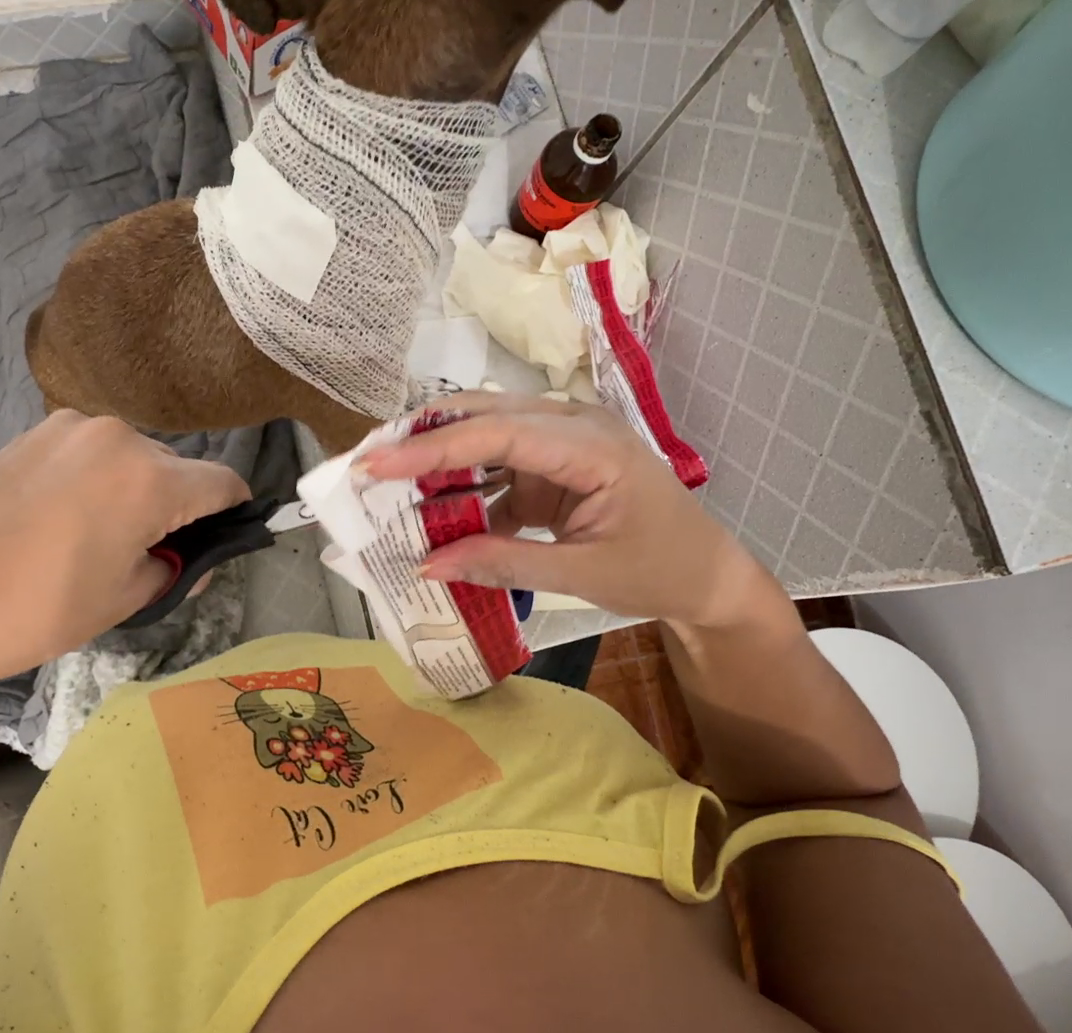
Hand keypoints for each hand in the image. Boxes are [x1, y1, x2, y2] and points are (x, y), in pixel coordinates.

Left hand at [0, 412, 250, 707]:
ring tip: (99, 543)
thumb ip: (176, 569)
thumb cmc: (35, 611)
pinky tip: (63, 525)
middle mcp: (117, 436)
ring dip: (136, 495)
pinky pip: (91, 457)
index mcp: (149, 478)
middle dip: (179, 509)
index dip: (234, 515)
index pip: (224, 484)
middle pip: (177, 470)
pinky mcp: (32, 435)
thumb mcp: (124, 600)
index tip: (222, 544)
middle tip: (152, 558)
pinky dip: (98, 484)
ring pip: (132, 461)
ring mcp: (69, 428)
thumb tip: (193, 558)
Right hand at [359, 393, 779, 627]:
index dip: (431, 448)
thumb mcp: (583, 574)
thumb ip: (504, 564)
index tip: (374, 466)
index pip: (498, 434)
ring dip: (437, 458)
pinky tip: (429, 510)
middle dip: (423, 437)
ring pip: (486, 436)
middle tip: (365, 463)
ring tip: (385, 481)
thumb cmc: (660, 571)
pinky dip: (461, 489)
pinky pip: (496, 469)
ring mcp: (561, 446)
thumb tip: (426, 564)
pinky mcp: (551, 469)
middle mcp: (573, 428)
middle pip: (485, 416)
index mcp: (591, 445)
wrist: (706, 577)